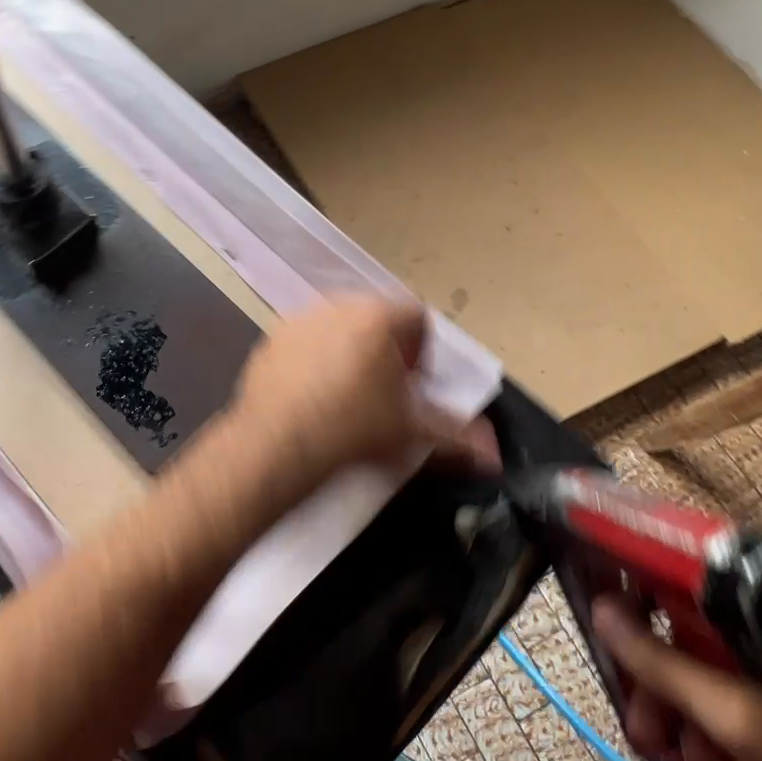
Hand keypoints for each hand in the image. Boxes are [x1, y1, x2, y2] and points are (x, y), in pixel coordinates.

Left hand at [224, 296, 497, 486]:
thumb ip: (457, 436)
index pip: (417, 318)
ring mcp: (298, 321)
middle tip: (384, 392)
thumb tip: (492, 454)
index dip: (422, 351)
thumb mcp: (410, 432)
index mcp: (378, 316)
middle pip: (374, 320)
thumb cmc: (352, 430)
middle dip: (385, 351)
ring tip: (347, 398)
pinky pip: (302, 345)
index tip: (415, 382)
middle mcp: (336, 306)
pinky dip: (311, 363)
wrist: (277, 445)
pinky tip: (312, 398)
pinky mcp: (269, 341)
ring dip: (347, 354)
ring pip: (336, 330)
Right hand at [591, 598, 761, 760]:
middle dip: (653, 684)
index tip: (603, 622)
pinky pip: (729, 713)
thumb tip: (599, 609)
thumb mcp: (744, 720)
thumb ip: (666, 666)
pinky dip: (708, 740)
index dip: (638, 592)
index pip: (684, 578)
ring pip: (701, 681)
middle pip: (685, 638)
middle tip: (642, 725)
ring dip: (677, 721)